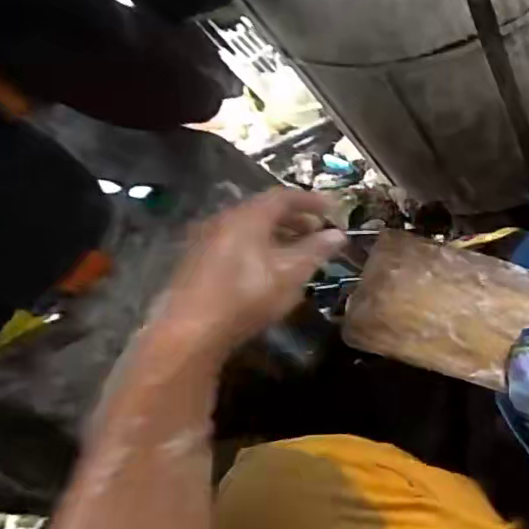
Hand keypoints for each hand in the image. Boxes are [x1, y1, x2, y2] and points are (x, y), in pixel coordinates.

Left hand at [146, 188, 346, 360]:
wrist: (190, 332)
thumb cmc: (247, 296)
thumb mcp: (291, 274)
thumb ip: (316, 250)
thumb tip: (338, 234)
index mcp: (248, 216)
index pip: (284, 196)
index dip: (311, 200)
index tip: (333, 210)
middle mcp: (224, 219)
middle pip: (264, 209)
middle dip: (295, 218)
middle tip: (318, 231)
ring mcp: (206, 239)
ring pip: (249, 226)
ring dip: (277, 233)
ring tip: (298, 250)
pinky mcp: (196, 260)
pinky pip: (235, 241)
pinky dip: (258, 244)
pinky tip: (268, 267)